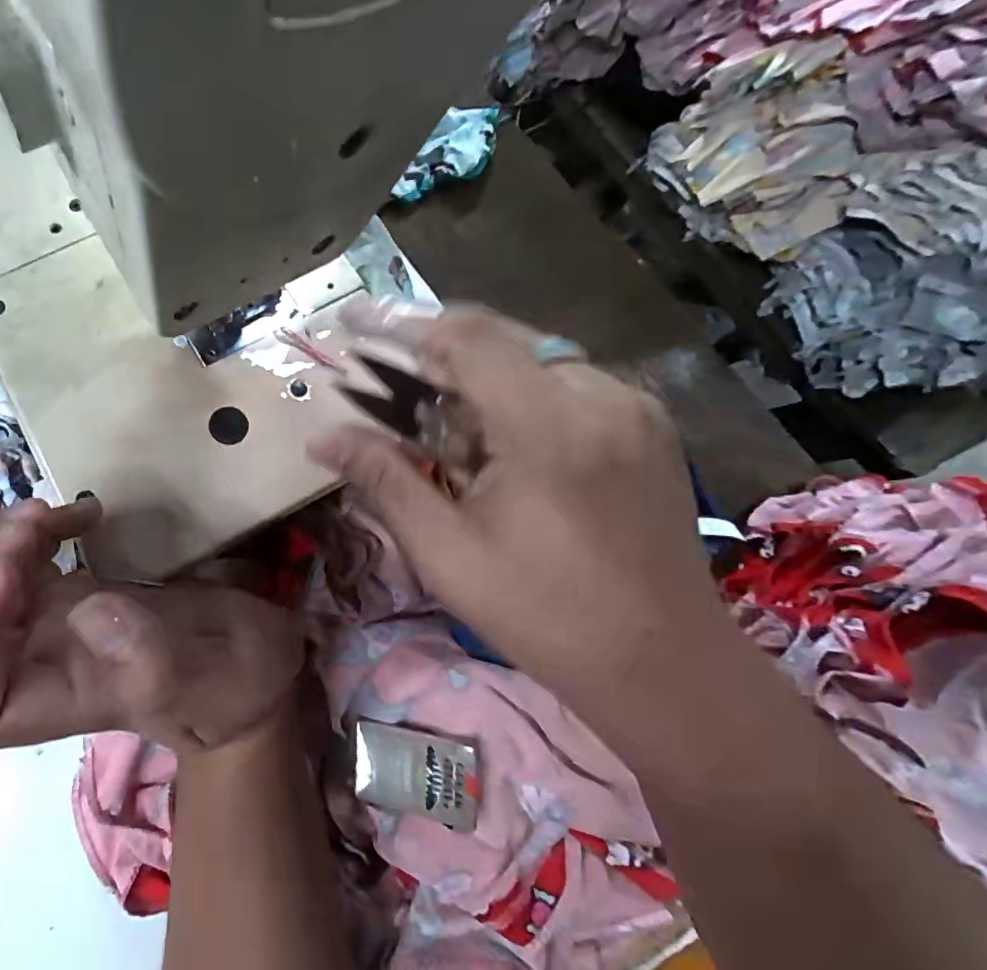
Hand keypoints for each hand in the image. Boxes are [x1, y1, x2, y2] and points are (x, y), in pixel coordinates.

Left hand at [0, 498, 304, 752]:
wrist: (245, 650)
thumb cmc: (235, 680)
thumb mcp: (217, 678)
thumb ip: (159, 661)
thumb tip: (88, 612)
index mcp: (57, 708)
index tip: (9, 575)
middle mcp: (30, 671)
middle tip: (30, 533)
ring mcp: (36, 626)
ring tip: (52, 516)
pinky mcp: (51, 589)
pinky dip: (18, 528)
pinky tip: (72, 516)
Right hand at [310, 303, 718, 696]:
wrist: (664, 665)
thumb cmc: (544, 615)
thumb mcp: (448, 553)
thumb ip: (385, 481)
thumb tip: (323, 439)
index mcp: (548, 424)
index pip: (465, 339)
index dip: (400, 324)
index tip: (352, 320)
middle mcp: (600, 394)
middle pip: (499, 336)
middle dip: (434, 350)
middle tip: (384, 376)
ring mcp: (633, 405)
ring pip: (534, 357)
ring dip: (476, 375)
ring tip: (437, 421)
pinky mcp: (647, 424)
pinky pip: (569, 383)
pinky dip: (518, 394)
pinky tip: (497, 440)